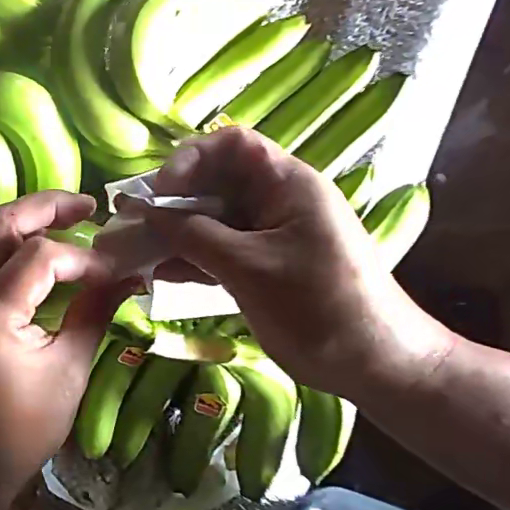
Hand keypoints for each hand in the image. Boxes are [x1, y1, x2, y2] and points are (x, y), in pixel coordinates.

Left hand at [0, 190, 132, 495]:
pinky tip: (45, 245)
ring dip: (28, 217)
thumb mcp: (69, 371)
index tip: (115, 274)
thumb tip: (127, 276)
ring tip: (71, 216)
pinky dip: (14, 238)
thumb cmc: (22, 429)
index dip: (84, 257)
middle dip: (47, 207)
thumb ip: (94, 313)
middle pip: (1, 224)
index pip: (40, 256)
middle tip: (89, 205)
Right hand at [132, 128, 452, 401]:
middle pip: (218, 182)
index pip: (232, 145)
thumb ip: (195, 236)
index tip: (160, 192)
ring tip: (137, 252)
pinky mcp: (266, 266)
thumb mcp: (250, 268)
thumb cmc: (319, 306)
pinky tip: (161, 275)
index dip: (192, 158)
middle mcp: (278, 201)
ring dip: (178, 233)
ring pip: (215, 220)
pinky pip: (223, 250)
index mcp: (287, 183)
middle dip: (175, 200)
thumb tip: (145, 212)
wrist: (375, 364)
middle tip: (134, 225)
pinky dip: (194, 259)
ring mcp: (272, 235)